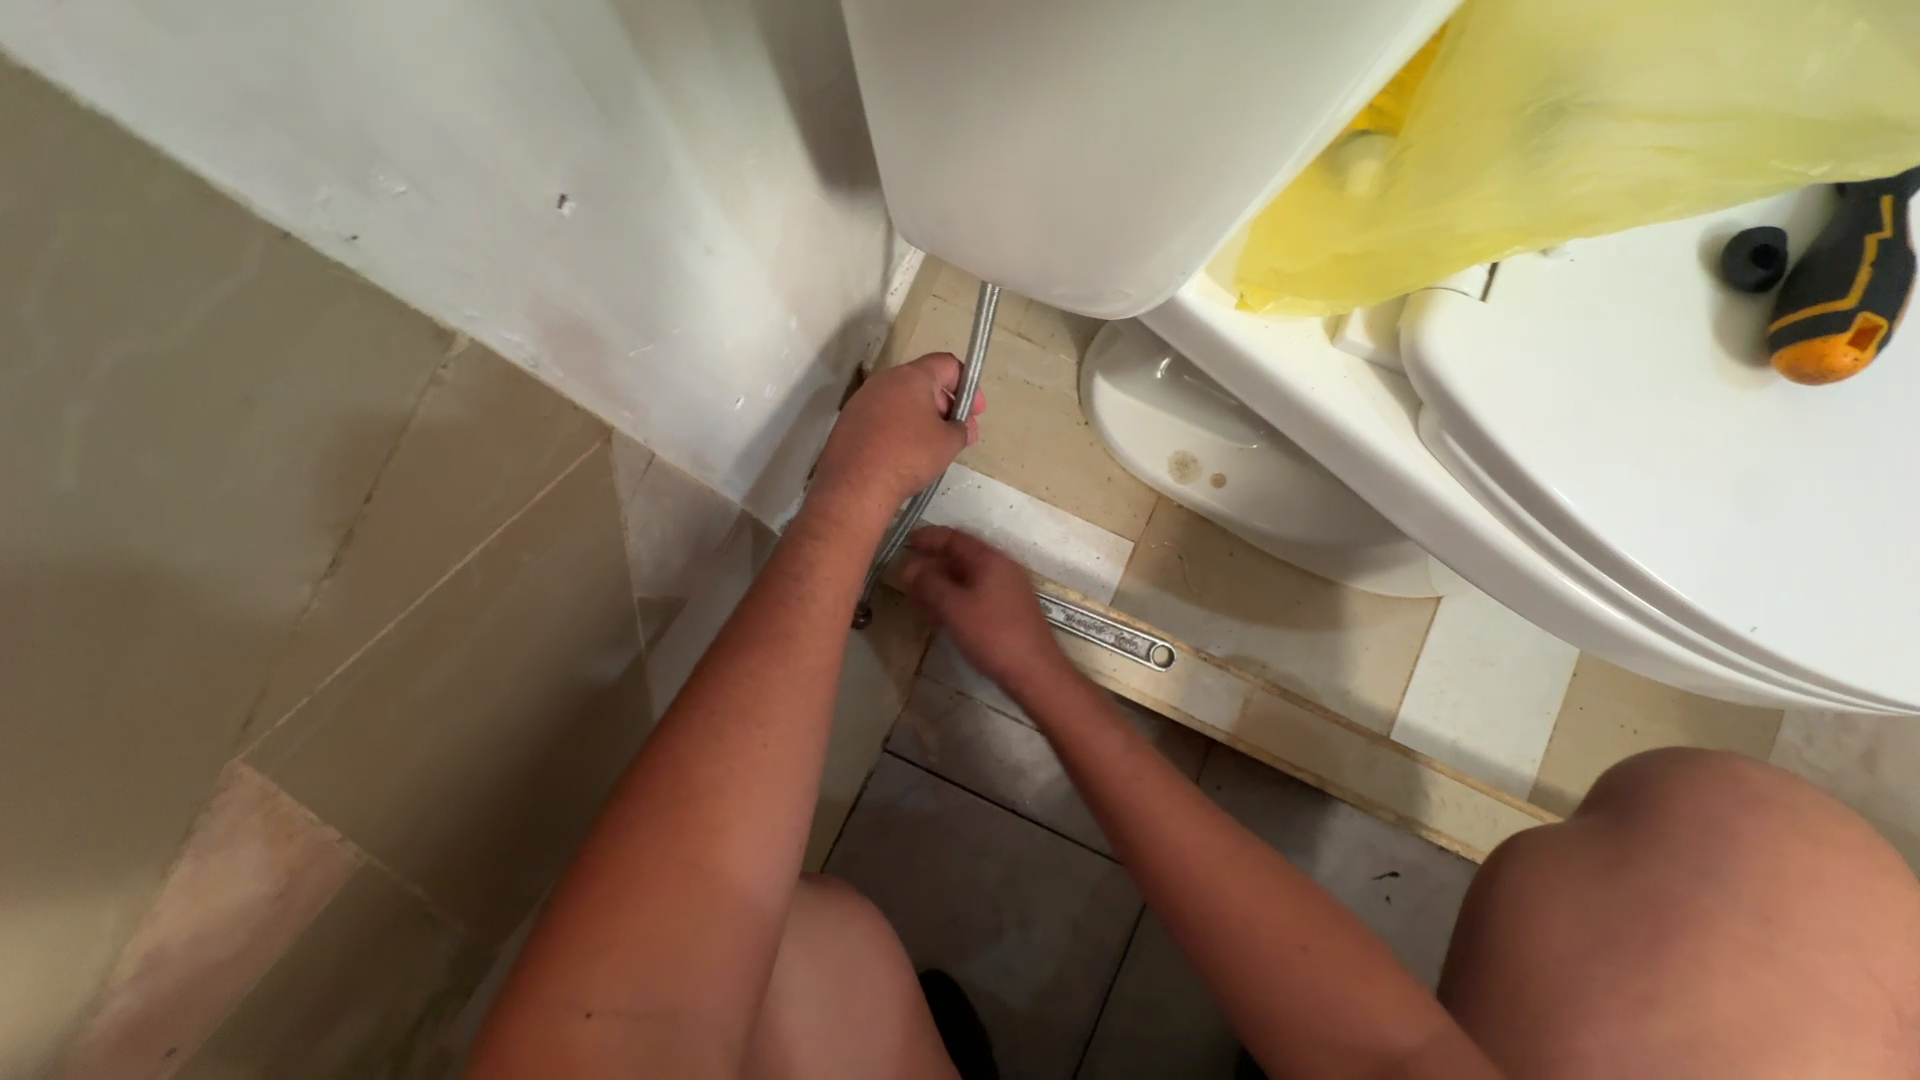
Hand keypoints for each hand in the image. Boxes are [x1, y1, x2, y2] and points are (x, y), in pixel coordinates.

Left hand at [811, 354, 985, 513]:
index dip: (968, 384)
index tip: (976, 411)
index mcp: (911, 376)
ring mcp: (862, 400)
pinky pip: (883, 416)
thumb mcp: (948, 443)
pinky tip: (905, 453)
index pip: (947, 364)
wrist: (855, 485)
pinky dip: (900, 427)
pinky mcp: (849, 421)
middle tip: (958, 432)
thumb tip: (961, 427)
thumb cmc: (909, 456)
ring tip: (933, 445)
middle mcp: (884, 380)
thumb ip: (962, 429)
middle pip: (923, 382)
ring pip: (901, 400)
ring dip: (922, 417)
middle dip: (946, 404)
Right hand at [899, 526, 1067, 687]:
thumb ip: (929, 584)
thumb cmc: (992, 634)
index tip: (906, 543)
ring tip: (916, 598)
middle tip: (906, 577)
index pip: (955, 538)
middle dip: (931, 565)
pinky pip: (975, 595)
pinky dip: (954, 599)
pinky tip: (938, 615)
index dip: (929, 538)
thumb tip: (910, 568)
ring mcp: (1006, 590)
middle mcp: (1001, 569)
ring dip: (940, 585)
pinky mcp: (1007, 611)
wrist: (1034, 671)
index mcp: (990, 559)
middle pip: (961, 557)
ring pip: (966, 579)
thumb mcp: (954, 607)